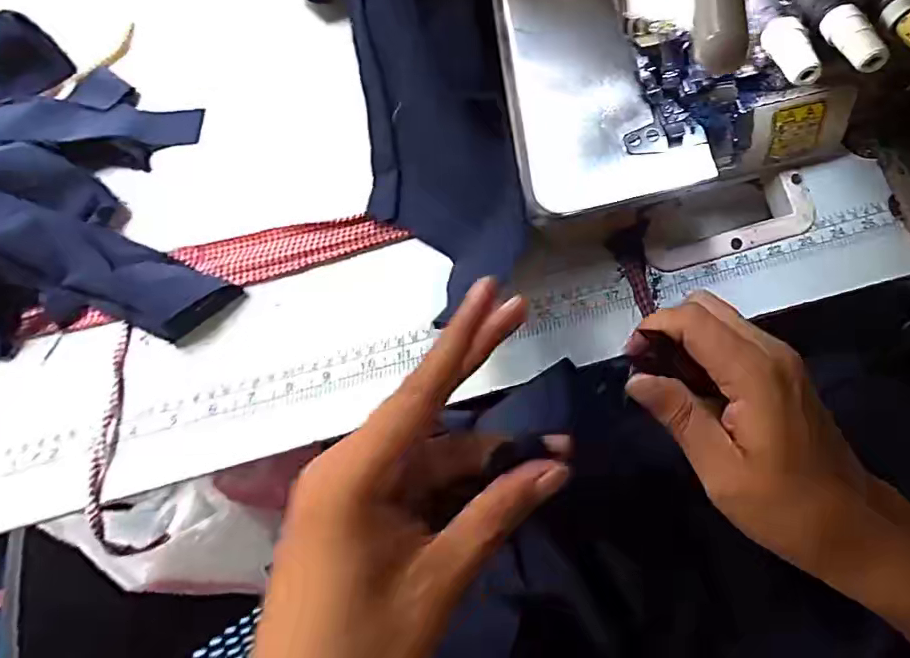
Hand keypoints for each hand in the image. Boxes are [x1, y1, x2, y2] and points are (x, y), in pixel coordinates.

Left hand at [254, 279, 571, 657]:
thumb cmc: (358, 649)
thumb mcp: (436, 580)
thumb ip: (497, 512)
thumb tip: (558, 465)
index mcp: (355, 471)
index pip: (422, 388)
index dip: (462, 335)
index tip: (488, 287)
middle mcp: (351, 465)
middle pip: (428, 400)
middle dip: (477, 356)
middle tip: (521, 308)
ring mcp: (354, 490)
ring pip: (435, 451)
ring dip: (488, 452)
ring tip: (549, 455)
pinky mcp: (360, 513)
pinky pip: (421, 480)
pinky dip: (463, 480)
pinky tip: (507, 484)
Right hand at [626, 291, 909, 657]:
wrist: (864, 529)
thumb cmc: (792, 509)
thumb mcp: (722, 470)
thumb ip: (679, 414)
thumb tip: (637, 378)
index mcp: (756, 366)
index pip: (693, 318)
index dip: (654, 325)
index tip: (628, 352)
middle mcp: (773, 347)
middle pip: (710, 310)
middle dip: (669, 324)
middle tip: (642, 365)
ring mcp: (785, 358)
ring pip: (726, 322)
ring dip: (691, 337)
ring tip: (663, 375)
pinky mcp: (790, 373)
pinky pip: (740, 342)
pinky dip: (711, 350)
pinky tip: (697, 383)